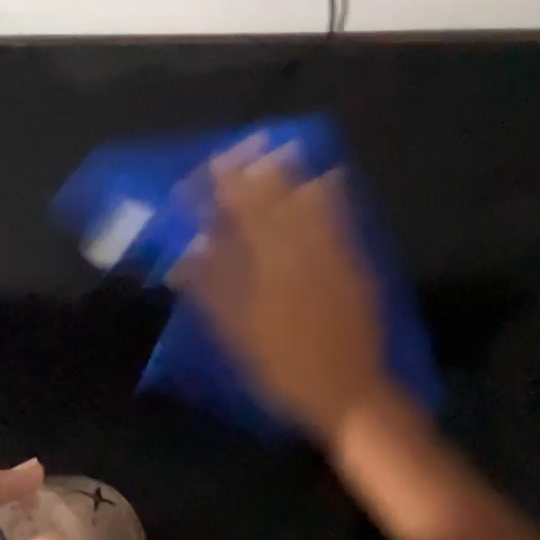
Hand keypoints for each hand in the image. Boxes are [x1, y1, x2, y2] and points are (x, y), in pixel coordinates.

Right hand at [175, 136, 390, 439]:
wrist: (350, 394)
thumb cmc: (284, 368)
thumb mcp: (237, 334)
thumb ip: (212, 289)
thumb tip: (186, 253)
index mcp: (266, 267)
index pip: (237, 215)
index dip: (221, 188)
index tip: (207, 168)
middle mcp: (298, 252)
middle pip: (274, 201)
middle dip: (257, 170)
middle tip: (246, 145)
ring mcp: (331, 256)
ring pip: (309, 204)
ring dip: (293, 175)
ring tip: (280, 150)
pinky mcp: (354, 266)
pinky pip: (342, 221)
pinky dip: (332, 196)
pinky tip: (330, 178)